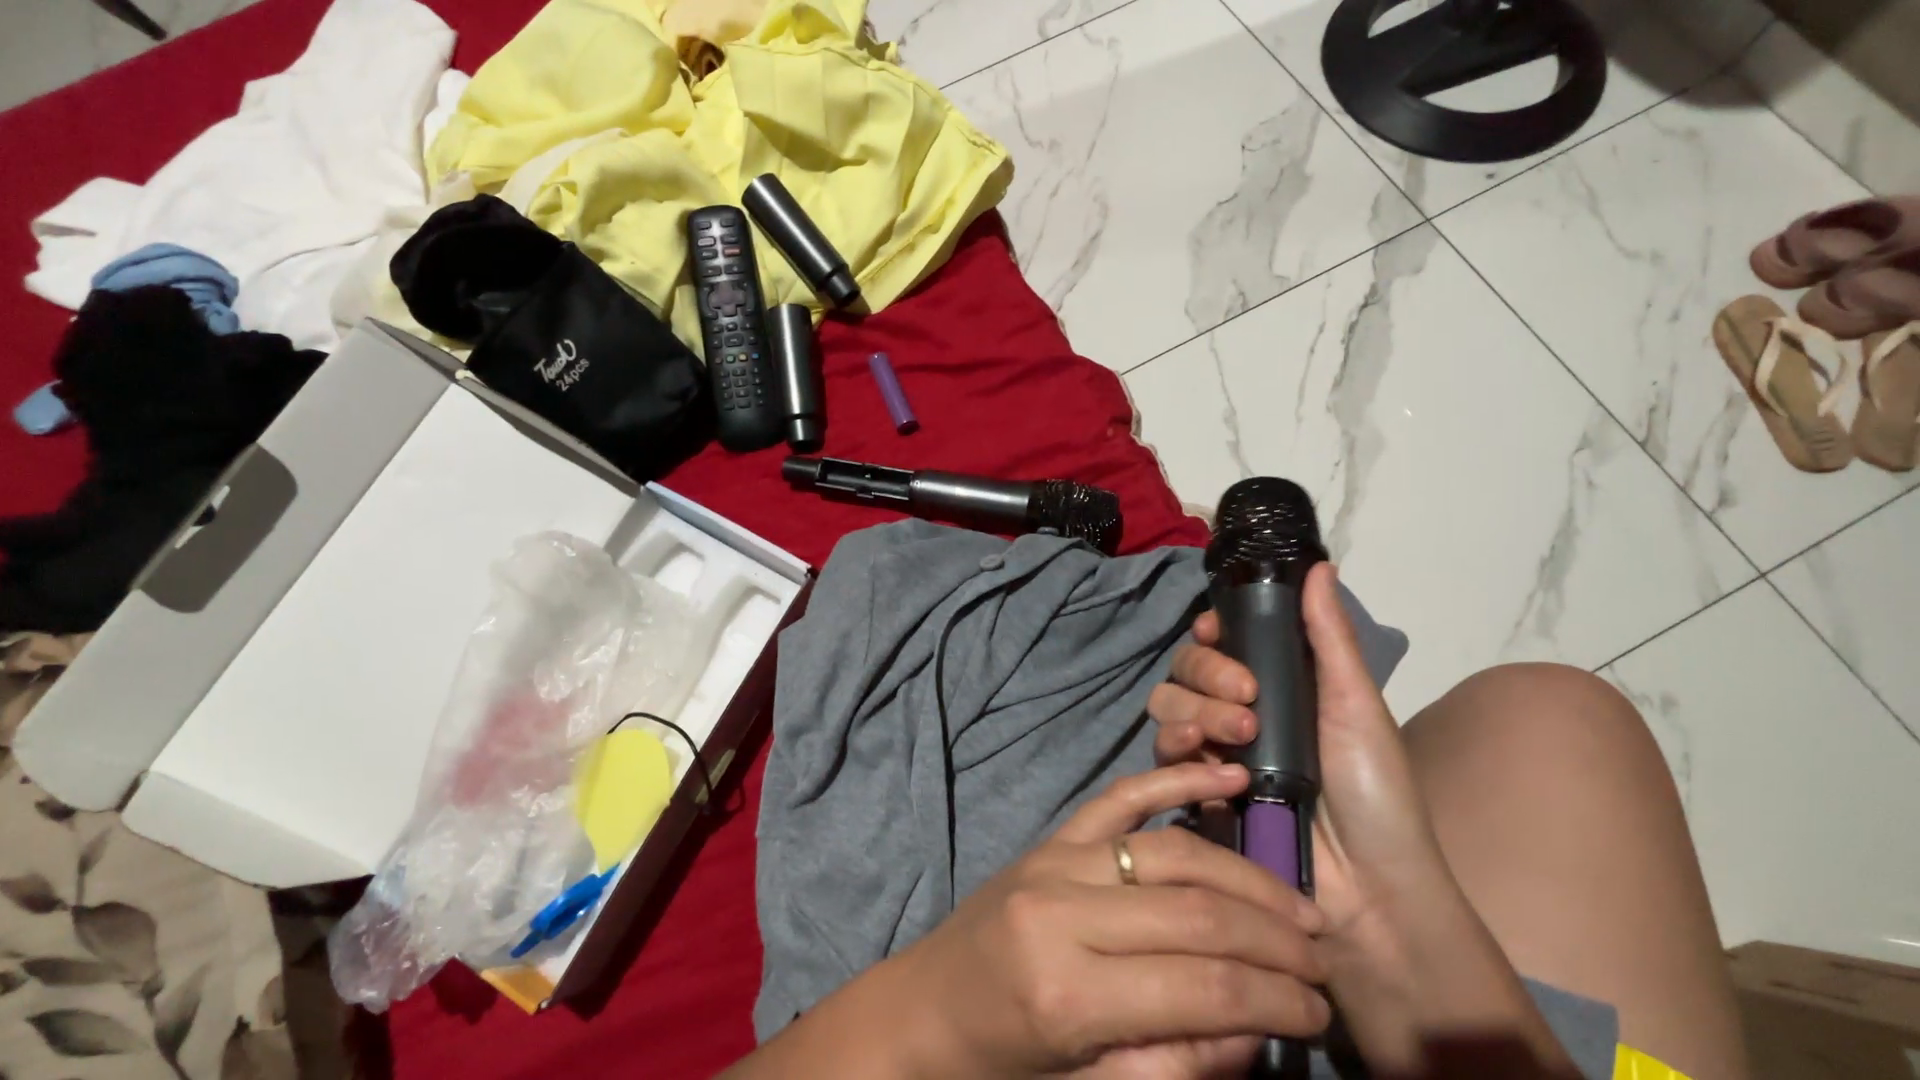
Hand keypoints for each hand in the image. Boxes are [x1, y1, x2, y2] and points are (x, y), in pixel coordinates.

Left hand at [895, 762, 1332, 1078]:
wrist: (922, 1010)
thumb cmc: (1003, 1064)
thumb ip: (1175, 1062)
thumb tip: (1256, 1026)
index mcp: (1068, 993)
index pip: (1203, 987)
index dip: (1276, 1000)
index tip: (1318, 1012)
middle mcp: (1063, 912)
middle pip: (1197, 912)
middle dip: (1274, 939)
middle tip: (1321, 963)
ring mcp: (1055, 861)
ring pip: (1173, 851)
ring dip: (1246, 875)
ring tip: (1299, 908)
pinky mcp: (1050, 838)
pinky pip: (1120, 799)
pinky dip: (1176, 782)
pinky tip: (1229, 776)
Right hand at [1149, 564, 1452, 956]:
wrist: (1369, 886)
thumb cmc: (1375, 792)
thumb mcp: (1356, 706)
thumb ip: (1327, 637)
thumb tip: (1318, 563)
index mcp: (1276, 688)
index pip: (1221, 643)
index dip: (1210, 630)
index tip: (1214, 628)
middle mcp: (1238, 714)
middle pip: (1185, 670)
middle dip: (1207, 673)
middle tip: (1247, 696)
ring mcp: (1213, 754)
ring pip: (1167, 706)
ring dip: (1194, 708)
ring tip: (1238, 733)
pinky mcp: (1194, 794)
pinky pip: (1163, 755)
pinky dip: (1179, 748)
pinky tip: (1210, 760)